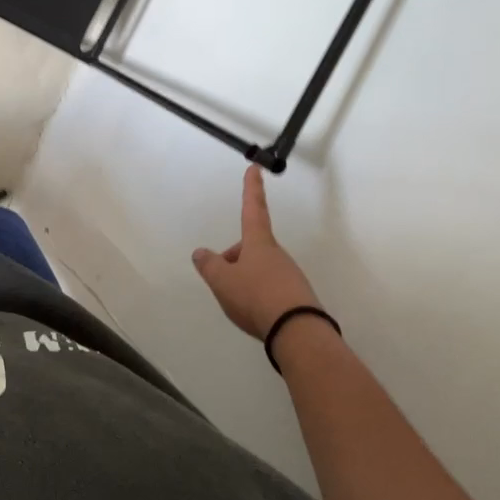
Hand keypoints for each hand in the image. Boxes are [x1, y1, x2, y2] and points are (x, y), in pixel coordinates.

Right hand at [192, 166, 322, 339]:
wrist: (298, 331)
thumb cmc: (255, 296)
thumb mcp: (222, 281)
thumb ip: (209, 265)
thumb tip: (201, 253)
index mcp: (258, 243)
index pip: (252, 209)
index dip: (251, 188)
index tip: (255, 167)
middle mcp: (277, 254)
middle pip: (251, 247)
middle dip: (235, 259)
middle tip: (222, 281)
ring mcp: (290, 275)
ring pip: (260, 270)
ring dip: (246, 279)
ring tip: (238, 304)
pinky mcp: (298, 297)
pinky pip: (271, 289)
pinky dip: (259, 296)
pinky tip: (256, 314)